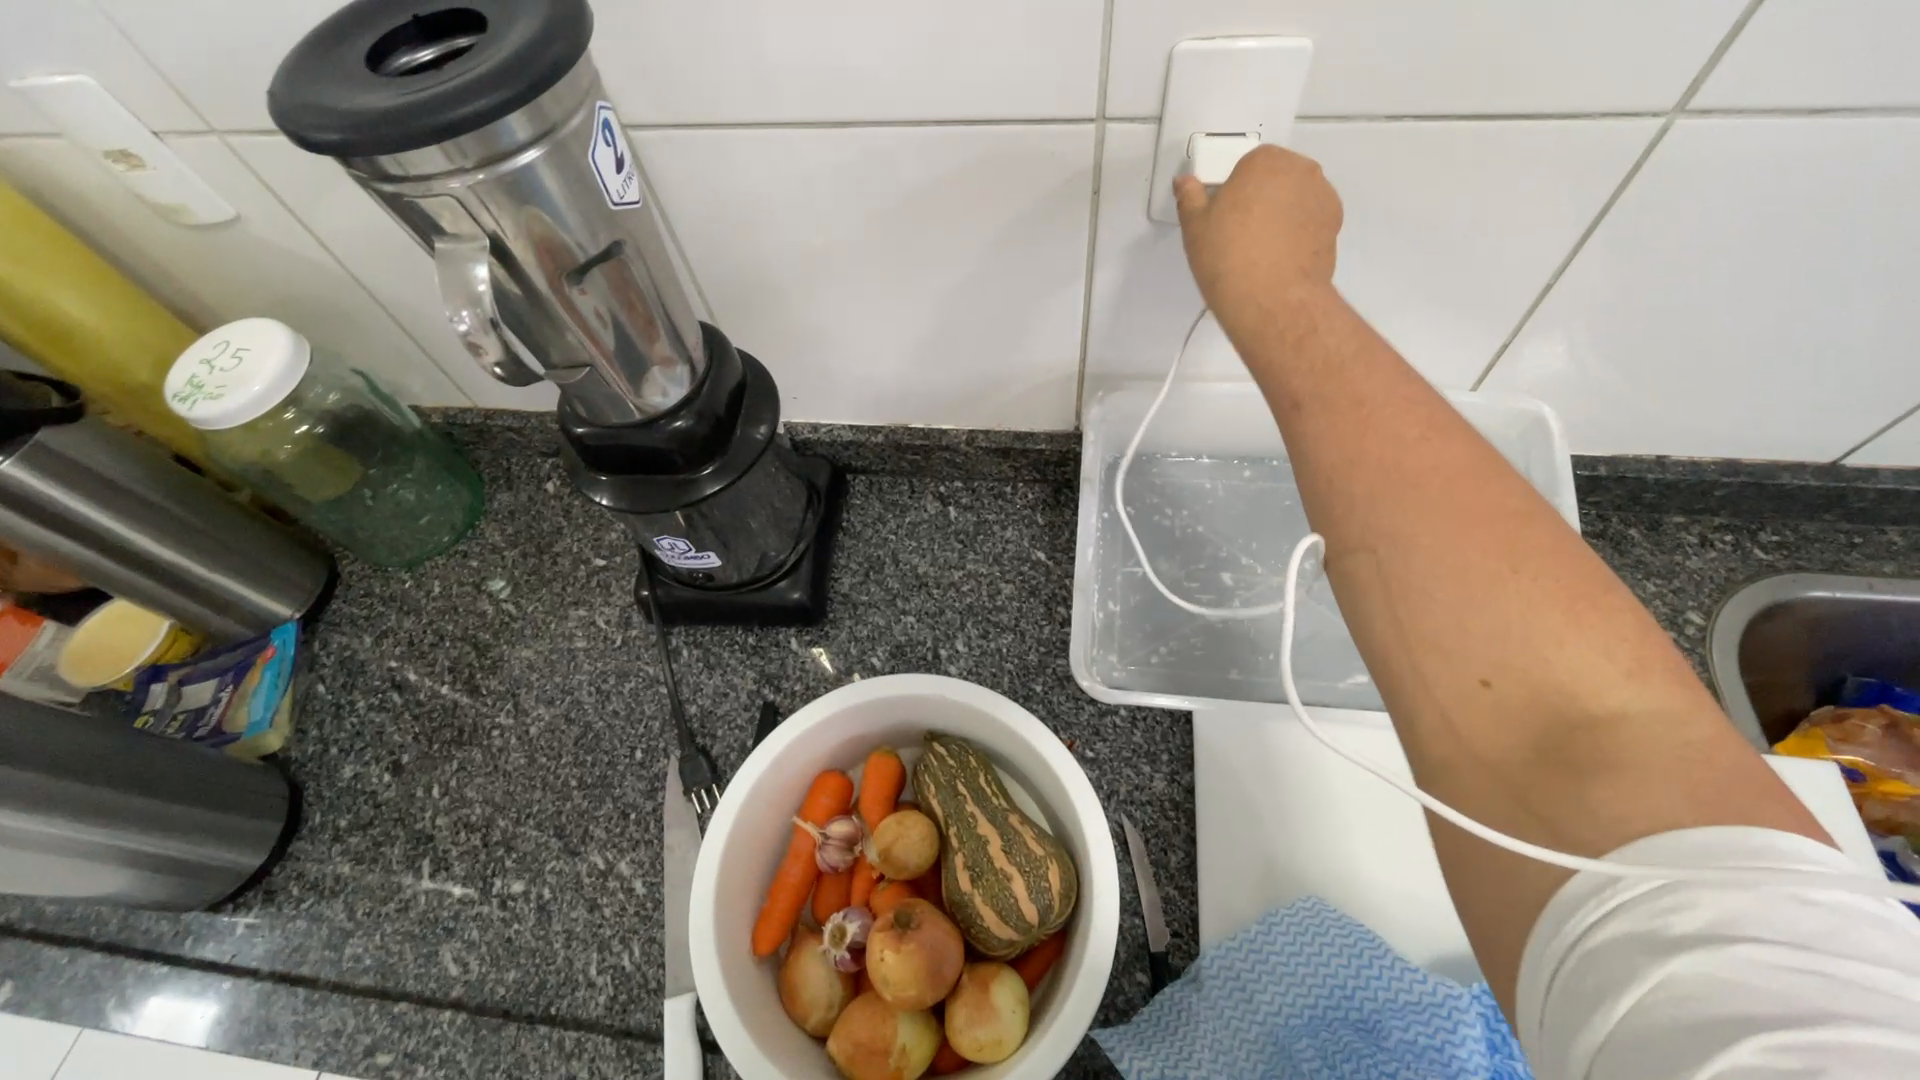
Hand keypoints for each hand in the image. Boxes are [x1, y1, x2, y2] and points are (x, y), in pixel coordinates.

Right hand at [1174, 145, 1342, 339]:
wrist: (1272, 300)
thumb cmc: (1228, 257)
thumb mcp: (1195, 227)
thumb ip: (1190, 197)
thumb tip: (1185, 183)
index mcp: (1265, 161)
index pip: (1247, 165)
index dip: (1233, 190)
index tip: (1223, 215)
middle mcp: (1301, 170)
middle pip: (1276, 178)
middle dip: (1260, 198)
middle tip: (1239, 233)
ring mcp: (1323, 197)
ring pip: (1295, 199)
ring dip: (1281, 215)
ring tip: (1261, 251)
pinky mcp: (1334, 226)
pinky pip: (1309, 221)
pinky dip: (1297, 233)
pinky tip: (1279, 259)